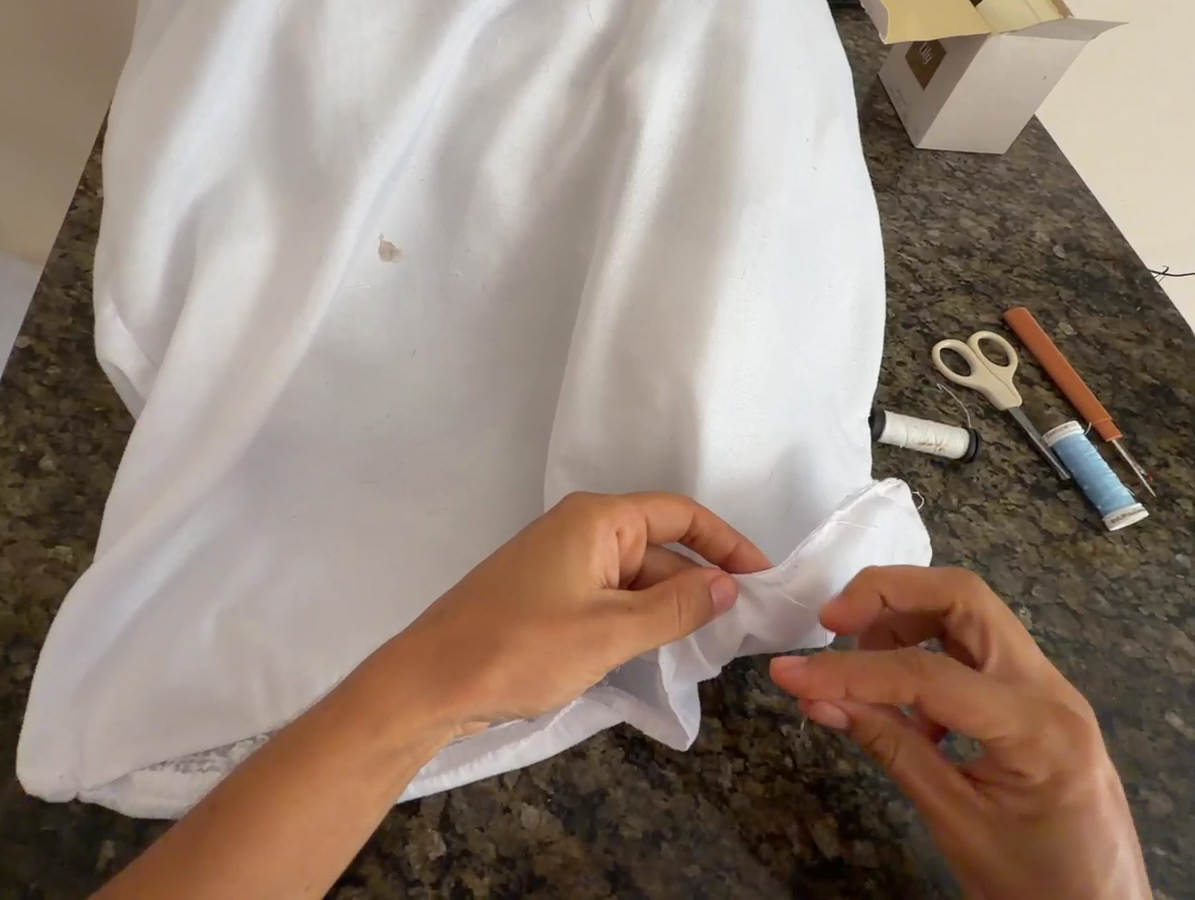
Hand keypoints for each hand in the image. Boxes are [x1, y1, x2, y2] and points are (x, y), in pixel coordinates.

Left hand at [370, 492, 773, 735]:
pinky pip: (610, 596)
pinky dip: (638, 618)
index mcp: (597, 519)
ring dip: (669, 607)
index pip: (680, 514)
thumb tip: (728, 585)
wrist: (430, 681)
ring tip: (709, 647)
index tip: (764, 578)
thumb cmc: (521, 648)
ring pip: (635, 576)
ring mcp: (563, 562)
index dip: (727, 542)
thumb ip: (674, 607)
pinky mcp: (550, 593)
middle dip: (700, 583)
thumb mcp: (609, 631)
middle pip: (660, 547)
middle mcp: (582, 529)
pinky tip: (658, 650)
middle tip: (743, 630)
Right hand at [768, 567, 1150, 899]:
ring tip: (862, 658)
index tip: (790, 672)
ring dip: (904, 614)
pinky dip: (925, 644)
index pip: (926, 673)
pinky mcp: (1035, 692)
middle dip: (887, 593)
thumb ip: (887, 746)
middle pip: (962, 596)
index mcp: (1037, 730)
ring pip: (967, 607)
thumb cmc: (1036, 888)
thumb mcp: (954, 822)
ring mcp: (1047, 685)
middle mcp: (1050, 688)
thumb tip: (813, 697)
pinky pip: (973, 642)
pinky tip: (904, 698)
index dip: (849, 670)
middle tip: (832, 619)